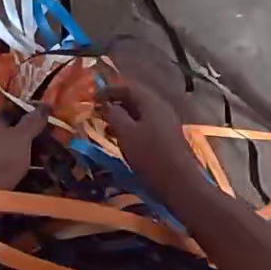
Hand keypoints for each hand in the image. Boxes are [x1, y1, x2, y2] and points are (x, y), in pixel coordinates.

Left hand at [0, 106, 50, 190]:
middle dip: (29, 136)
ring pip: (9, 146)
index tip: (48, 126)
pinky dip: (17, 162)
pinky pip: (5, 160)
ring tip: (44, 158)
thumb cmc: (3, 160)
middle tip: (49, 144)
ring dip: (25, 151)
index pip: (13, 112)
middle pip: (11, 130)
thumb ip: (33, 121)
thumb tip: (45, 104)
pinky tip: (29, 169)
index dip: (31, 117)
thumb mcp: (22, 138)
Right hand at [101, 72, 201, 193]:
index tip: (92, 98)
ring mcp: (166, 123)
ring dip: (122, 115)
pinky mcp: (167, 137)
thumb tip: (105, 104)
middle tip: (97, 110)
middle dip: (115, 102)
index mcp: (152, 102)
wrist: (178, 182)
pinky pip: (145, 124)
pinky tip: (120, 137)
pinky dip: (130, 126)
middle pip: (135, 98)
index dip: (108, 90)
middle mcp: (161, 108)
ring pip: (140, 112)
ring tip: (105, 124)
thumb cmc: (149, 154)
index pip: (128, 87)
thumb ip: (114, 114)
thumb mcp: (126, 132)